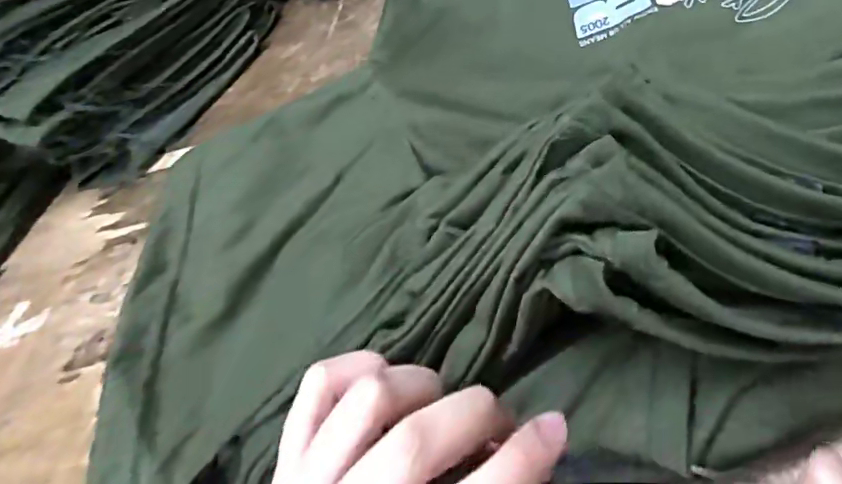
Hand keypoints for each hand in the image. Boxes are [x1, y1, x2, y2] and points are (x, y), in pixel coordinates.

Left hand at [275, 352, 567, 483]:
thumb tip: (539, 450)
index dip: (523, 460)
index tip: (555, 427)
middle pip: (416, 442)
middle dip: (477, 415)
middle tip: (501, 422)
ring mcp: (304, 482)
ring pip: (368, 398)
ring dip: (419, 386)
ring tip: (441, 403)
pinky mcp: (286, 457)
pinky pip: (319, 385)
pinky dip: (354, 368)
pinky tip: (382, 382)